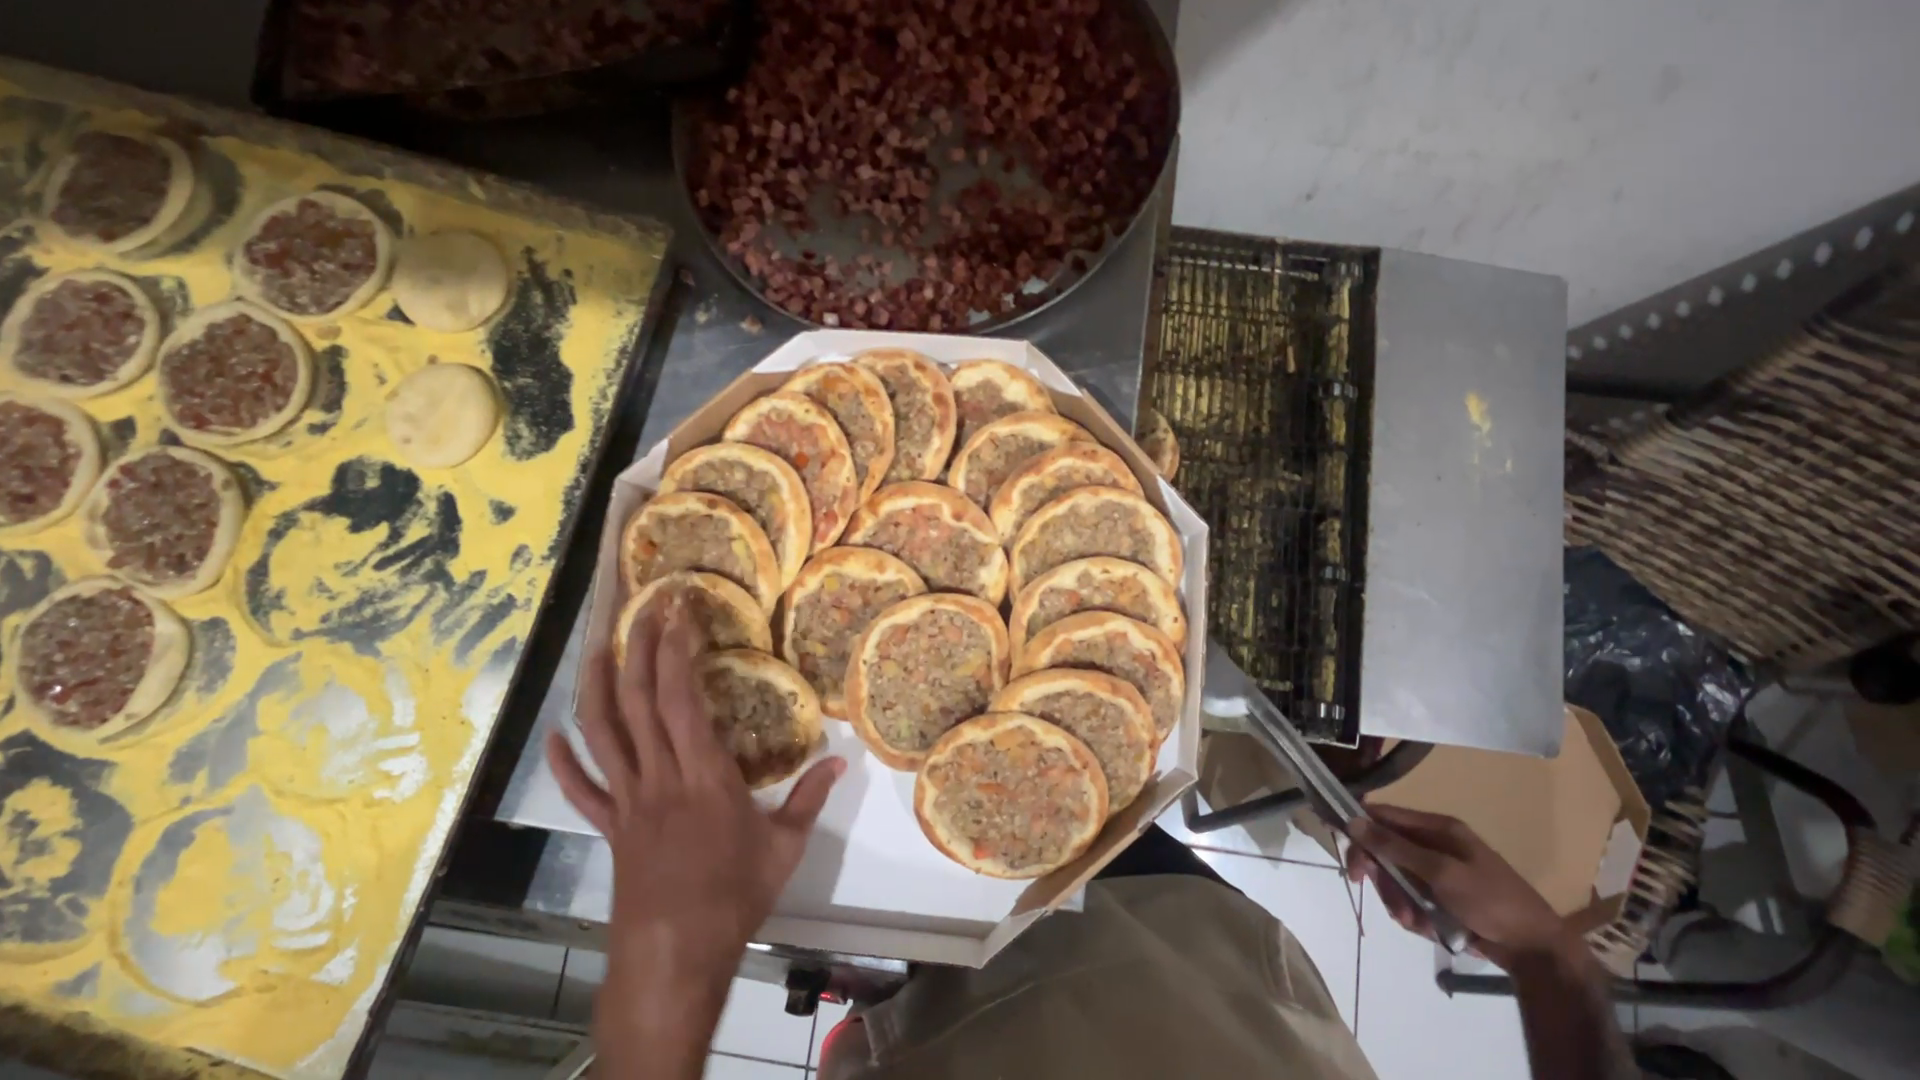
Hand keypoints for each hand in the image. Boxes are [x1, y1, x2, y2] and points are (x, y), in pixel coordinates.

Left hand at [547, 595, 844, 977]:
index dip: (676, 652)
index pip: (683, 699)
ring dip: (596, 687)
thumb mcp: (785, 846)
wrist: (676, 953)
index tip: (678, 614)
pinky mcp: (611, 826)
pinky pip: (582, 790)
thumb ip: (809, 797)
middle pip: (639, 702)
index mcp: (704, 774)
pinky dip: (564, 762)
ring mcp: (628, 800)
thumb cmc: (735, 896)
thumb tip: (842, 760)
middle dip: (639, 650)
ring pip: (603, 733)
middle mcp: (659, 776)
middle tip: (644, 610)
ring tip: (596, 648)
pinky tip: (553, 735)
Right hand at [1346, 804, 1575, 968]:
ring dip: (1399, 902)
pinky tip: (1430, 928)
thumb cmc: (1490, 900)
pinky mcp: (1440, 899)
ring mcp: (1437, 873)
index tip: (1349, 861)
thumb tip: (1352, 820)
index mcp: (1438, 828)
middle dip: (1383, 878)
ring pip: (1395, 880)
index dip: (1359, 831)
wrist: (1533, 949)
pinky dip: (1414, 916)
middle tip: (1381, 896)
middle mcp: (1434, 845)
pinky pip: (1409, 901)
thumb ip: (1394, 846)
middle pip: (1384, 852)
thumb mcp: (1440, 871)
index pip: (1383, 816)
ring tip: (1417, 922)